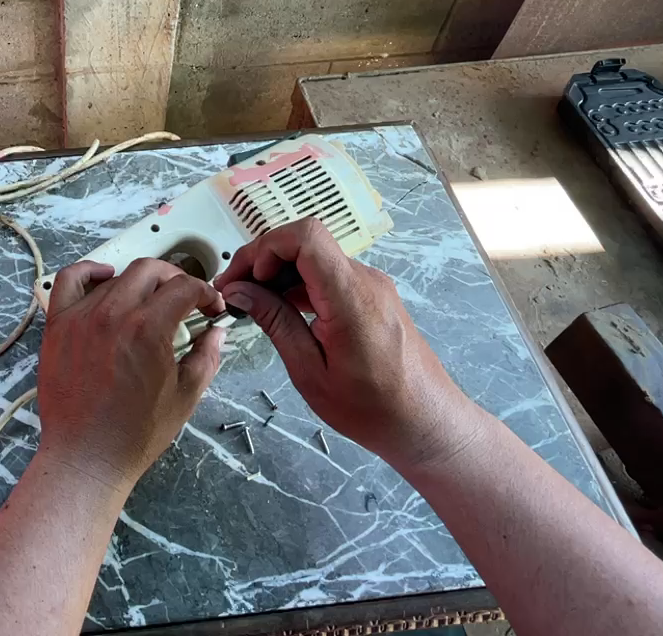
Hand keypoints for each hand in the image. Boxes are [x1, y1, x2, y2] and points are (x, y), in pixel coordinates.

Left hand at [34, 259, 227, 489]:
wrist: (85, 457)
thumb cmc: (134, 434)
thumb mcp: (185, 397)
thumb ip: (207, 357)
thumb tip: (217, 332)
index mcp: (148, 329)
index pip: (184, 287)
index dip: (205, 292)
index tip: (210, 306)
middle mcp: (113, 313)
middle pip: (150, 271)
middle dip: (176, 279)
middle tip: (185, 299)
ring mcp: (82, 316)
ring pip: (117, 278)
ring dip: (140, 284)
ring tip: (149, 303)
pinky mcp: (58, 324)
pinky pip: (69, 280)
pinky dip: (88, 271)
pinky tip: (105, 278)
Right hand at [213, 218, 487, 469]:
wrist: (429, 425)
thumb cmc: (373, 410)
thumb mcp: (310, 373)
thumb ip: (275, 322)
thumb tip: (238, 291)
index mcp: (350, 297)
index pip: (305, 237)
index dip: (267, 248)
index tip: (247, 280)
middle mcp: (364, 280)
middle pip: (304, 243)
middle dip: (262, 259)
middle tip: (233, 291)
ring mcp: (371, 285)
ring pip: (313, 256)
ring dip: (278, 272)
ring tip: (252, 303)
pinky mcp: (372, 294)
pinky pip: (327, 273)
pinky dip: (298, 283)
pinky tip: (280, 310)